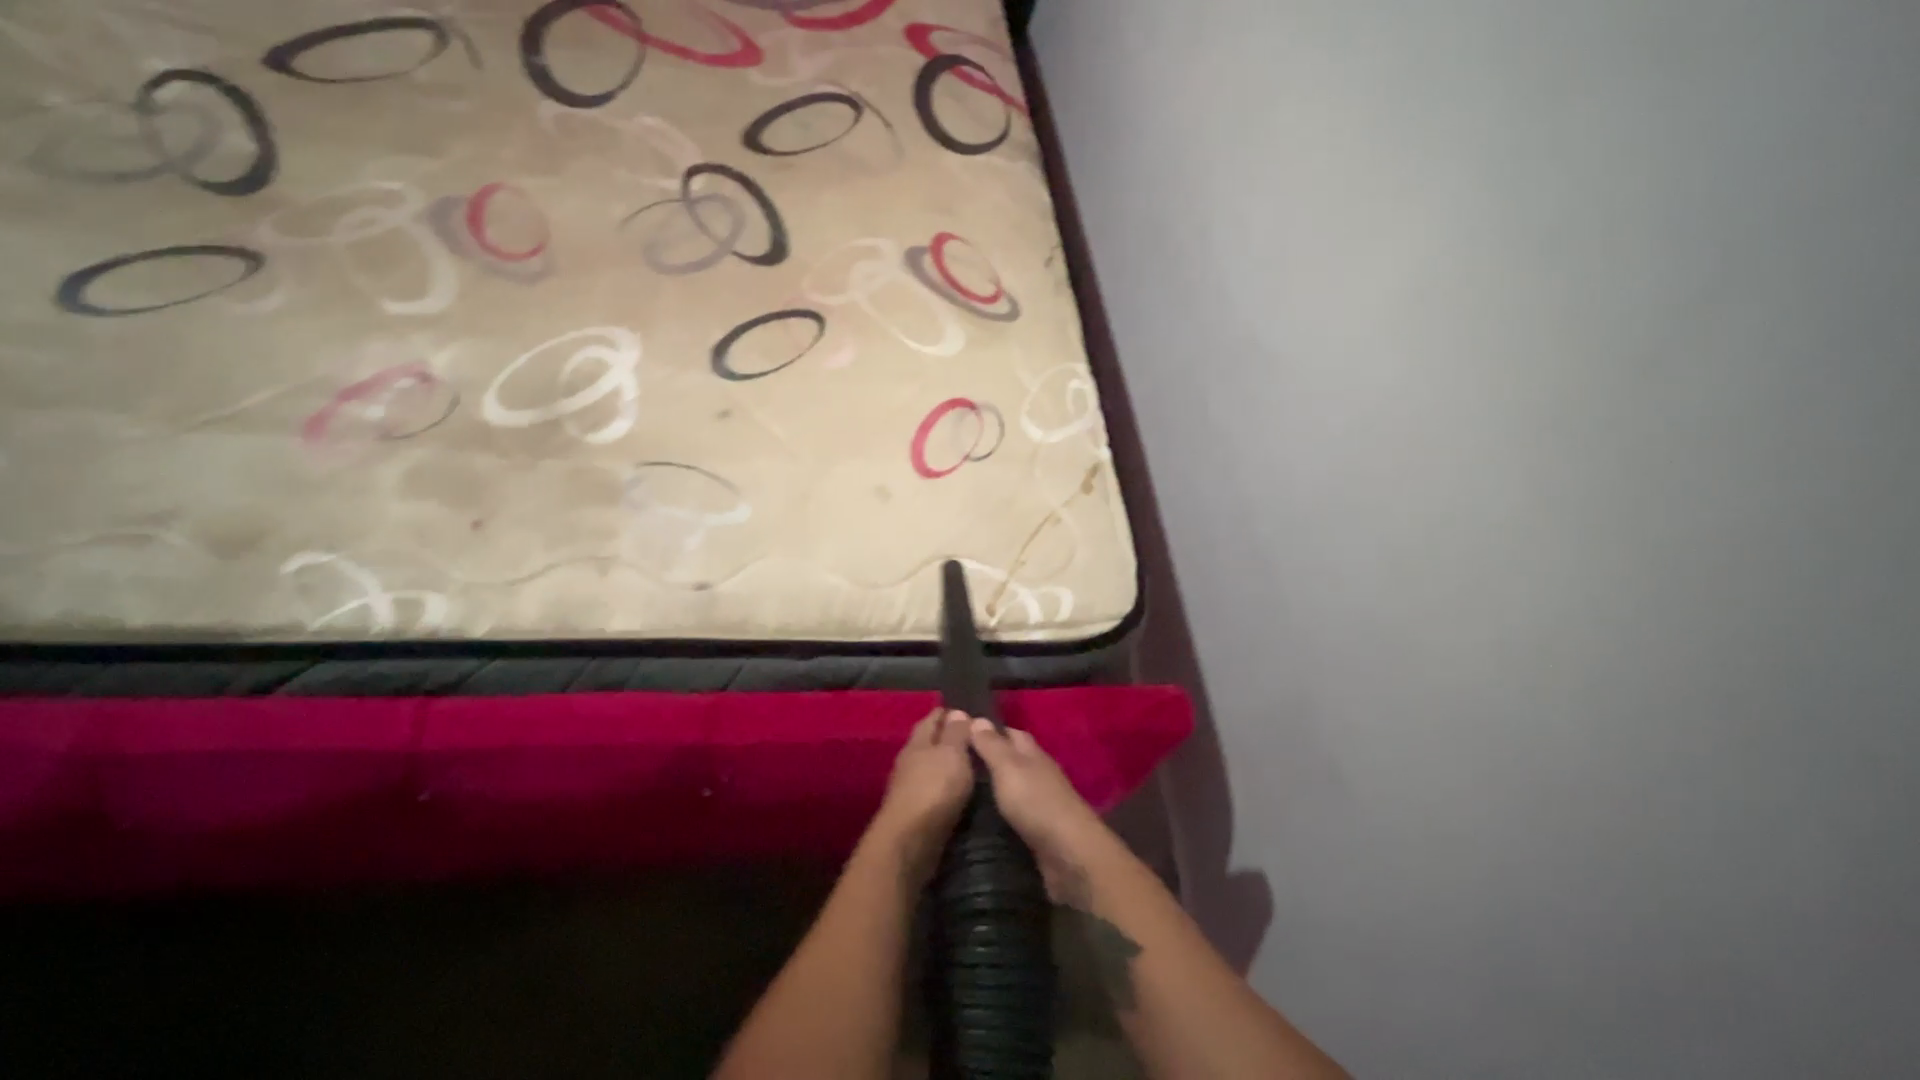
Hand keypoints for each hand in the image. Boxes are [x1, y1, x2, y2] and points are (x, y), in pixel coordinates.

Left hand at [872, 709, 975, 881]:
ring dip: (948, 765)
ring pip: (930, 768)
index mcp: (918, 743)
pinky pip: (934, 791)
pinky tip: (961, 792)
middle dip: (948, 738)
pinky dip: (947, 787)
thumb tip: (956, 711)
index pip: (932, 719)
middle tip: (976, 738)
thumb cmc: (934, 789)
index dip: (948, 713)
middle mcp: (910, 762)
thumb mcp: (951, 754)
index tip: (967, 710)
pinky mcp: (915, 813)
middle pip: (929, 743)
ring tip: (973, 765)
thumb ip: (956, 733)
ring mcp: (909, 788)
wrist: (910, 841)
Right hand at [968, 719, 1110, 899]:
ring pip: (1013, 787)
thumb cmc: (1036, 803)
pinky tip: (979, 817)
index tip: (960, 732)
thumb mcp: (1009, 768)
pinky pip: (1014, 813)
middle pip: (1013, 760)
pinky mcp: (1039, 830)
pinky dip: (998, 811)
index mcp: (1033, 755)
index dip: (989, 730)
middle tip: (952, 764)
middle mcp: (1039, 775)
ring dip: (992, 787)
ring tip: (957, 790)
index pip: (1011, 734)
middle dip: (987, 759)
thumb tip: (977, 717)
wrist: (1068, 854)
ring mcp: (1041, 803)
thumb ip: (992, 746)